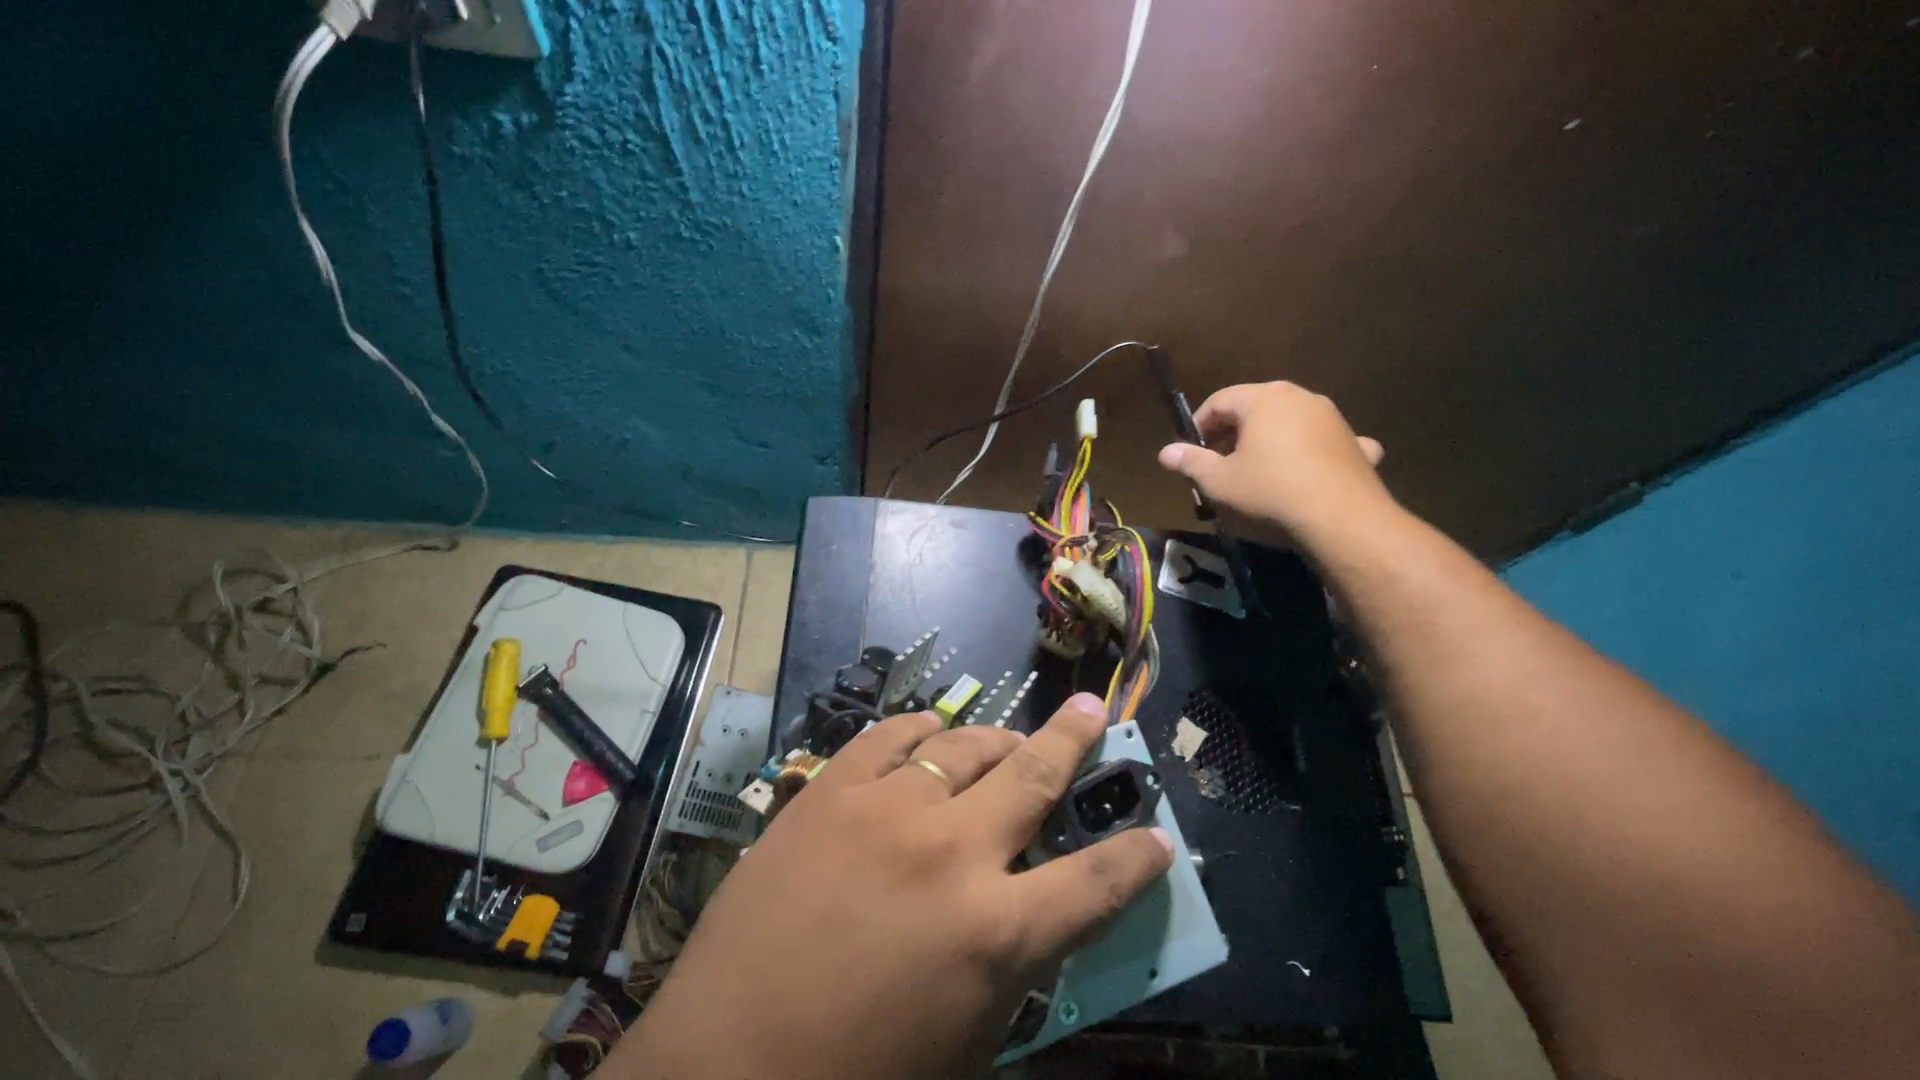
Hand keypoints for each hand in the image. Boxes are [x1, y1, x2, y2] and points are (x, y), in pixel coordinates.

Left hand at [614, 693, 1173, 1078]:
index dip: (1137, 858)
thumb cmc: (858, 1074)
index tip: (1158, 837)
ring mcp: (886, 813)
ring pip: (962, 747)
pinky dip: (917, 730)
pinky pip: (887, 740)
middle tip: (1089, 710)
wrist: (728, 1063)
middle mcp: (953, 854)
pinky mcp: (828, 795)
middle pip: (1033, 777)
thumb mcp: (967, 1042)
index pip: (1096, 882)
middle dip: (1072, 740)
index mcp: (997, 932)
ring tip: (1011, 734)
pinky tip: (929, 730)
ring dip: (997, 737)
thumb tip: (1035, 914)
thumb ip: (1013, 969)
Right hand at [1157, 381, 1392, 544]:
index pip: (1220, 401)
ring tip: (1258, 473)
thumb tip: (1166, 452)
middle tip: (1219, 465)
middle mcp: (1301, 397)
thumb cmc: (1270, 491)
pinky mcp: (1356, 443)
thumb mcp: (1220, 481)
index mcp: (1264, 398)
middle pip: (1256, 409)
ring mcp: (1333, 418)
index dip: (1199, 425)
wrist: (1341, 518)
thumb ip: (1191, 462)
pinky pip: (1327, 442)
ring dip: (1271, 442)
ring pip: (1291, 423)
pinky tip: (1313, 471)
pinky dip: (1315, 453)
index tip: (1191, 452)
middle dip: (1234, 434)